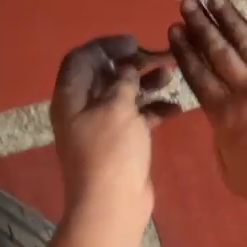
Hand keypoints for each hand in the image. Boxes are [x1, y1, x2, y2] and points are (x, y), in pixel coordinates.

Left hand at [50, 36, 175, 226]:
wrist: (112, 205)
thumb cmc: (111, 152)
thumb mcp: (117, 108)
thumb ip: (124, 81)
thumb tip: (127, 67)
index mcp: (71, 97)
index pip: (82, 58)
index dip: (107, 46)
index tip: (135, 41)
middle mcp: (83, 108)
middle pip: (106, 75)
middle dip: (133, 63)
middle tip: (161, 57)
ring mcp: (102, 127)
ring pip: (124, 95)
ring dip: (147, 83)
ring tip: (171, 76)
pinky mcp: (121, 144)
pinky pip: (137, 118)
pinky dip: (154, 110)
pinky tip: (175, 109)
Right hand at [167, 0, 246, 212]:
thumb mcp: (233, 174)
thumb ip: (222, 145)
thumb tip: (222, 128)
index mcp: (223, 115)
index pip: (198, 75)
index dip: (185, 51)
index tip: (174, 30)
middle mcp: (245, 90)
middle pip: (218, 52)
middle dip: (200, 25)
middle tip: (187, 3)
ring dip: (229, 18)